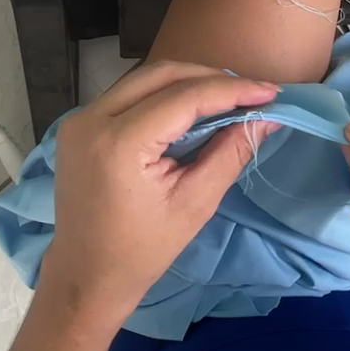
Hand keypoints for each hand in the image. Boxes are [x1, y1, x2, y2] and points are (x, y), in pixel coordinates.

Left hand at [39, 61, 279, 329]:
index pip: (183, 97)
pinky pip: (127, 93)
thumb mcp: (194, 204)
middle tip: (250, 91)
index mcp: (119, 143)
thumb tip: (266, 117)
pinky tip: (190, 106)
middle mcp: (92, 119)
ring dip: (185, 81)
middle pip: (160, 74)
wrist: (85, 275)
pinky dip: (161, 93)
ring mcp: (80, 118)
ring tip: (227, 95)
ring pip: (142, 78)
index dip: (230, 90)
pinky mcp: (79, 123)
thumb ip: (230, 153)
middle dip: (209, 77)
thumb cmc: (142, 251)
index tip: (270, 91)